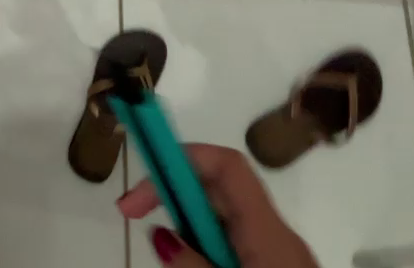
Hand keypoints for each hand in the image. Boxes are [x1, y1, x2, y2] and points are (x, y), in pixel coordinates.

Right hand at [116, 143, 319, 267]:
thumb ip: (190, 266)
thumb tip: (161, 234)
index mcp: (269, 234)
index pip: (227, 166)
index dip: (183, 157)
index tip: (142, 182)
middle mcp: (278, 240)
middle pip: (219, 194)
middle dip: (174, 199)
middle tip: (132, 215)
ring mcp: (282, 263)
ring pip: (223, 227)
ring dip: (188, 235)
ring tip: (171, 262)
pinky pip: (235, 254)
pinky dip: (207, 257)